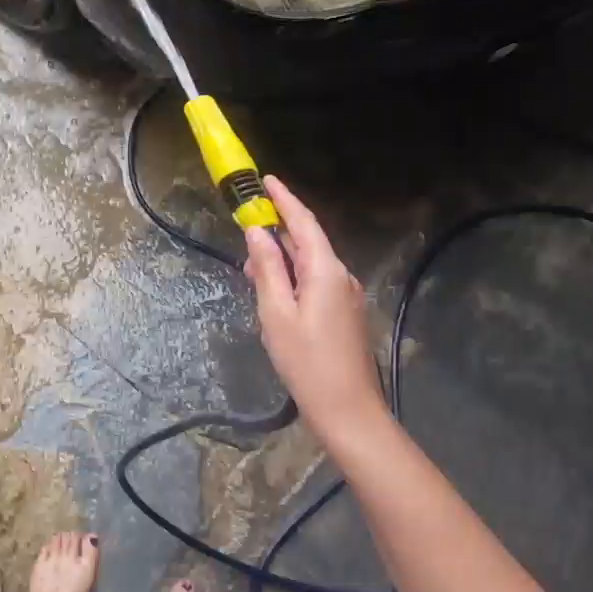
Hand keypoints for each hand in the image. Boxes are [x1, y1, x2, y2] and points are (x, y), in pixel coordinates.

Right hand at [244, 176, 387, 443]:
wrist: (348, 412)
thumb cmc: (306, 361)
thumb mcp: (276, 313)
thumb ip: (267, 268)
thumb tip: (257, 232)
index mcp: (326, 272)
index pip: (304, 224)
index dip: (285, 200)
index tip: (266, 180)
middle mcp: (342, 277)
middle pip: (307, 242)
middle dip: (276, 234)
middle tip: (244, 237)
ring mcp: (346, 297)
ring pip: (309, 264)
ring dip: (281, 261)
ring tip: (252, 275)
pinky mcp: (344, 314)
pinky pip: (314, 283)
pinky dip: (291, 279)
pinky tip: (273, 295)